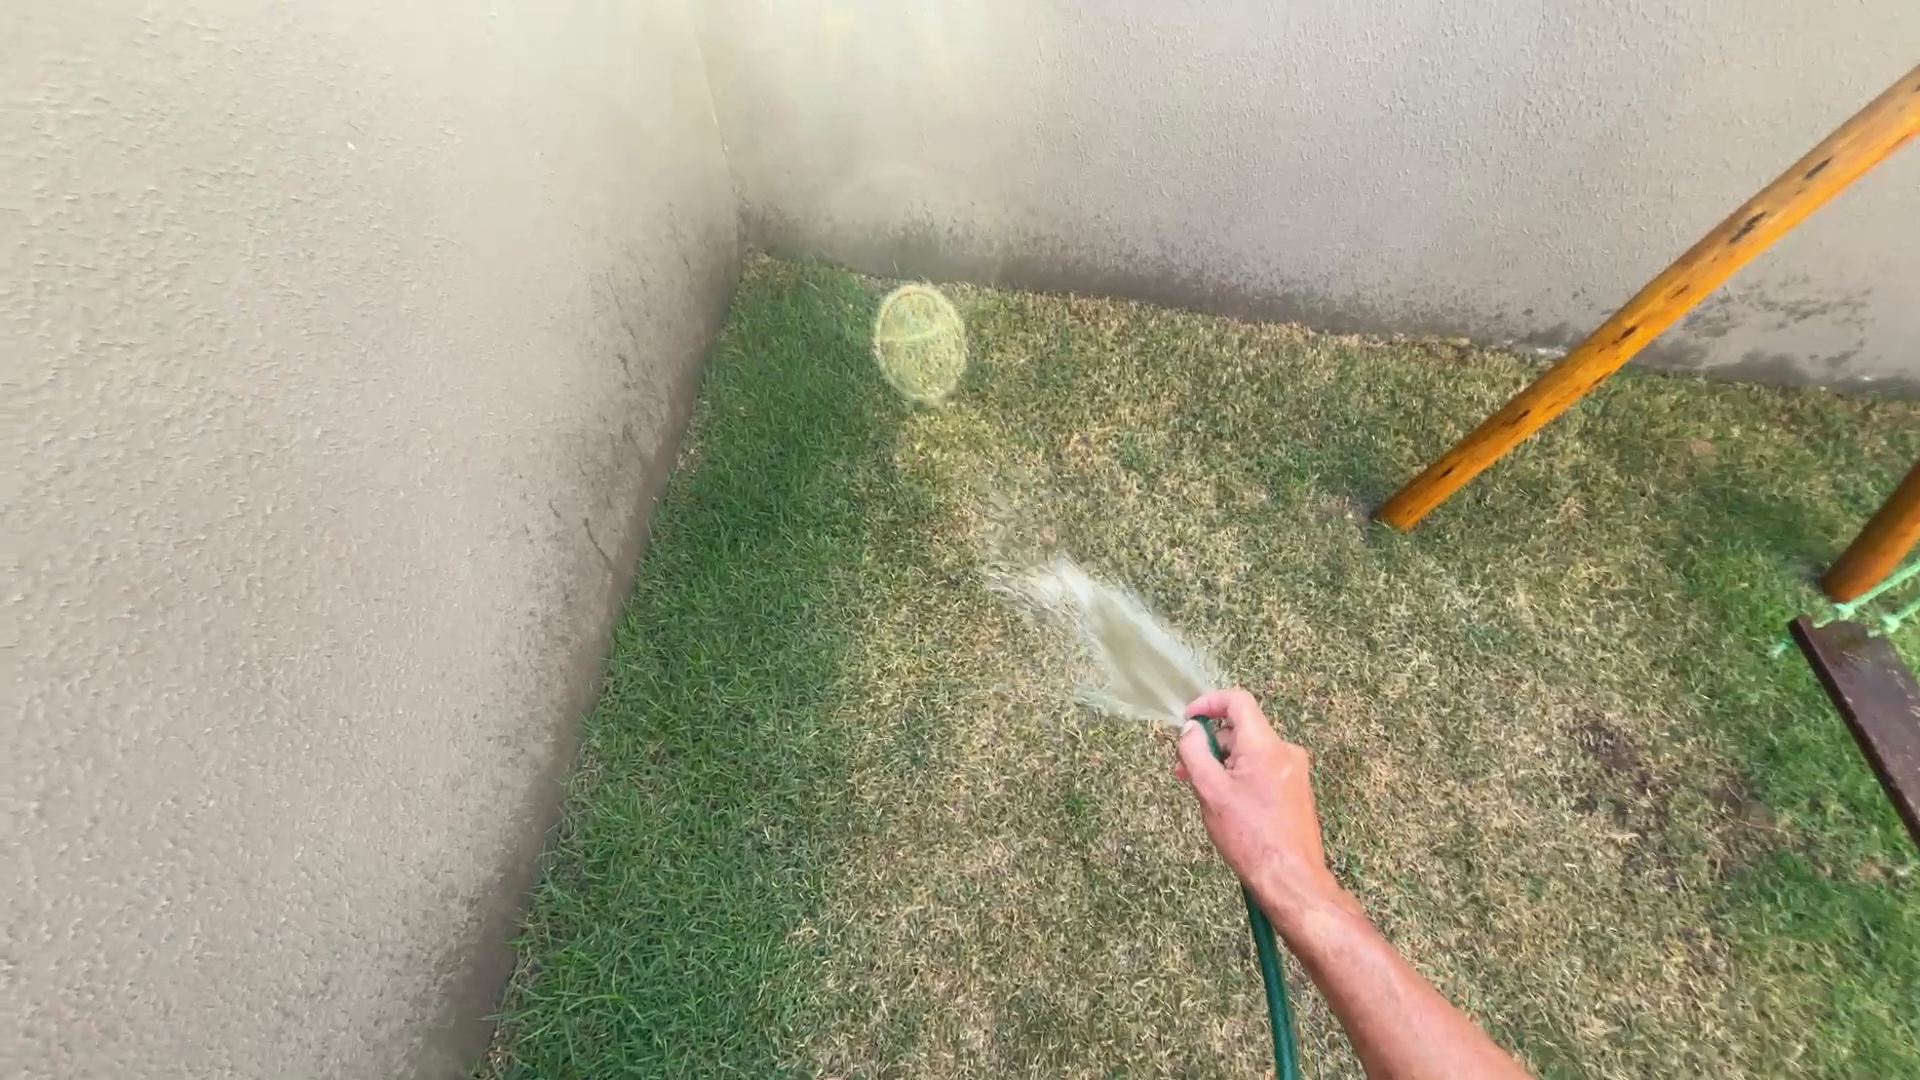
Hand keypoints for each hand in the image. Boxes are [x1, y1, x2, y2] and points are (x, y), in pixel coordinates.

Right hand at [1175, 689, 1352, 926]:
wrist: (1291, 880)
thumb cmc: (1250, 837)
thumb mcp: (1210, 790)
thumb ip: (1194, 752)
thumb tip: (1190, 730)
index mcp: (1265, 745)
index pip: (1237, 700)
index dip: (1208, 703)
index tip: (1187, 721)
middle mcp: (1285, 751)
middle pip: (1241, 729)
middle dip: (1210, 743)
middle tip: (1185, 768)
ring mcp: (1294, 771)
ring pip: (1250, 751)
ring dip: (1223, 763)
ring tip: (1204, 791)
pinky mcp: (1296, 790)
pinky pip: (1262, 768)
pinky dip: (1240, 776)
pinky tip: (1227, 803)